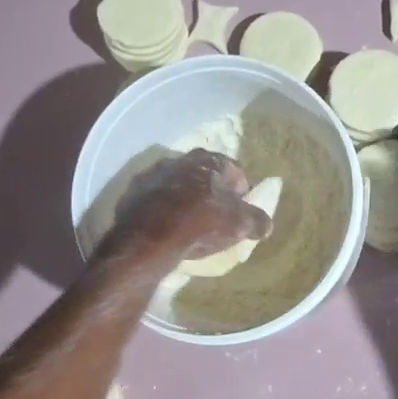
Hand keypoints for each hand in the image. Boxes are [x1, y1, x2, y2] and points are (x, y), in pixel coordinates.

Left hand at [96, 149, 272, 275]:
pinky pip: (155, 200)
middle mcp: (179, 159)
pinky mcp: (132, 193)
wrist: (148, 239)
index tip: (242, 208)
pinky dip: (162, 210)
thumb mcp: (239, 225)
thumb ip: (256, 220)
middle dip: (211, 192)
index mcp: (208, 160)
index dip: (241, 190)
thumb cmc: (201, 224)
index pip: (233, 169)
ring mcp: (152, 175)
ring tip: (189, 224)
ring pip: (176, 185)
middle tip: (217, 215)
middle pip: (202, 175)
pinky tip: (166, 228)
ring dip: (184, 199)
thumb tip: (265, 224)